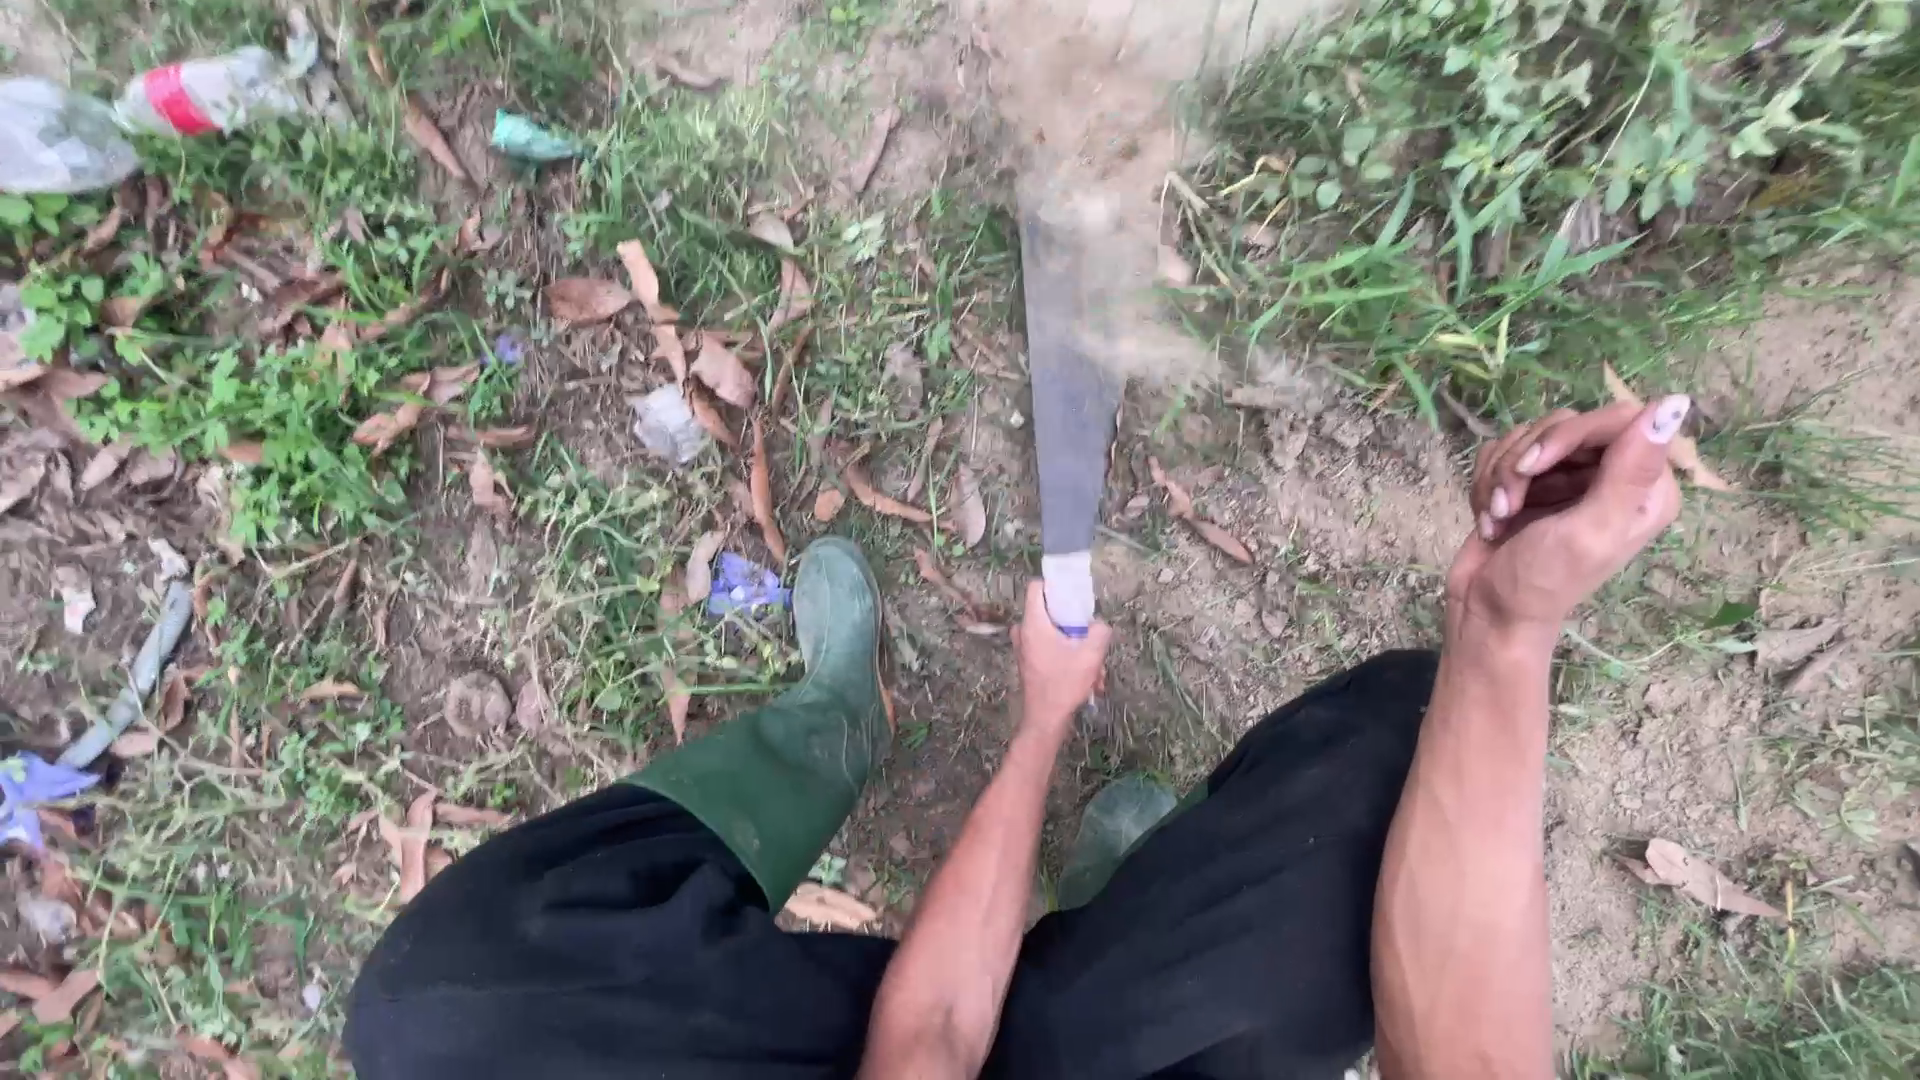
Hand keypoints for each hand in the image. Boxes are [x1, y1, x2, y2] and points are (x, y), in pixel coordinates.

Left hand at [1010, 581, 1111, 738]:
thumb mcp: (1090, 655)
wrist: (1046, 720)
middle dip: (1074, 624)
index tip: (1074, 593)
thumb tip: (1099, 625)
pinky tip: (1087, 678)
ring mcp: (1024, 647)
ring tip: (1093, 666)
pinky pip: (1050, 648)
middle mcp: (1023, 632)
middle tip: (1090, 636)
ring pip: (1053, 632)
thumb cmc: (1063, 685)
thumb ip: (1099, 632)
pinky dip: (1068, 658)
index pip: (1036, 587)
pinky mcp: (1029, 661)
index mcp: (1033, 623)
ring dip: (1076, 646)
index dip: (1055, 585)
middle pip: (1049, 610)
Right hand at [1447, 397, 1689, 645]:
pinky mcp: (1523, 485)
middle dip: (1522, 463)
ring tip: (1497, 517)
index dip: (1566, 435)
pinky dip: (1485, 484)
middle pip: (1562, 425)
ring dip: (1499, 478)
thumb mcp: (1590, 529)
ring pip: (1523, 438)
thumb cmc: (1543, 579)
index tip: (1532, 467)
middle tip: (1507, 504)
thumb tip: (1674, 403)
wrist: (1487, 609)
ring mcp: (1563, 480)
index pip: (1615, 419)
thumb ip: (1629, 471)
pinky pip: (1498, 455)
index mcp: (1642, 487)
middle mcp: (1606, 476)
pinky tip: (1490, 517)